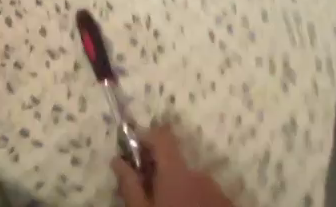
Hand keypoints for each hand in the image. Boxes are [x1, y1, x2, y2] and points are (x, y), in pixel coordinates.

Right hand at [114, 125, 233, 206]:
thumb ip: (129, 184)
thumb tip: (117, 160)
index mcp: (176, 172)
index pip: (162, 135)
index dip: (147, 137)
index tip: (135, 153)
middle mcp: (200, 176)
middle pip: (176, 163)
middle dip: (161, 173)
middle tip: (150, 193)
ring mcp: (218, 193)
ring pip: (193, 182)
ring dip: (180, 190)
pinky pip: (208, 197)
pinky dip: (196, 202)